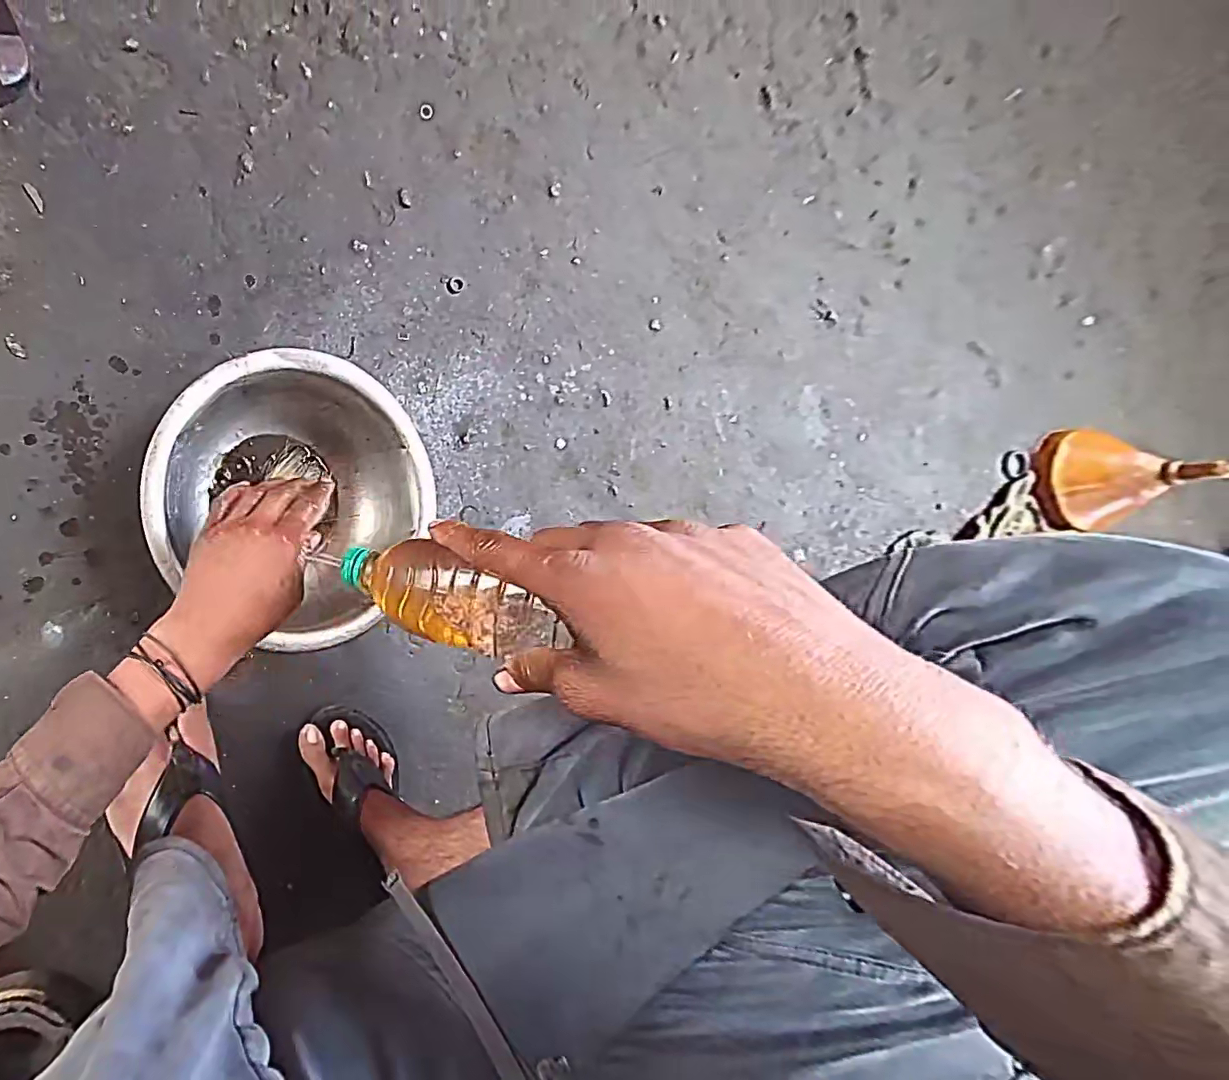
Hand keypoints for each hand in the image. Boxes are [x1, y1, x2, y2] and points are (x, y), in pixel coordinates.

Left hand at [150, 479, 333, 687]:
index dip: (319, 495)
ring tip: (282, 483)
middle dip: (300, 484)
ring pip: (256, 491)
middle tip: (309, 482)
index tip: (324, 490)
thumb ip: (301, 564)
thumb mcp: (291, 595)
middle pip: (283, 493)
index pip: (307, 507)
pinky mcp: (210, 531)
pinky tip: (246, 488)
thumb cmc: (247, 619)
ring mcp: (231, 526)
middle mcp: (256, 527)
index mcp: (283, 542)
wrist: (207, 626)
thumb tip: (305, 546)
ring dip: (273, 483)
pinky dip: (240, 490)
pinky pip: (227, 500)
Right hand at [432, 518, 1016, 795]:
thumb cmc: (707, 700)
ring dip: (614, 572)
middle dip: (552, 570)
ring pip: (624, 544)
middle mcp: (630, 542)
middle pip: (566, 544)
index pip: (507, 552)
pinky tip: (697, 615)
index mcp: (585, 576)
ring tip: (642, 625)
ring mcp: (687, 535)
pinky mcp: (737, 540)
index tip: (447, 529)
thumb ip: (549, 673)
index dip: (470, 542)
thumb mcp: (606, 697)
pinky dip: (670, 571)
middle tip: (559, 611)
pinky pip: (681, 546)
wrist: (828, 700)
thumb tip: (517, 670)